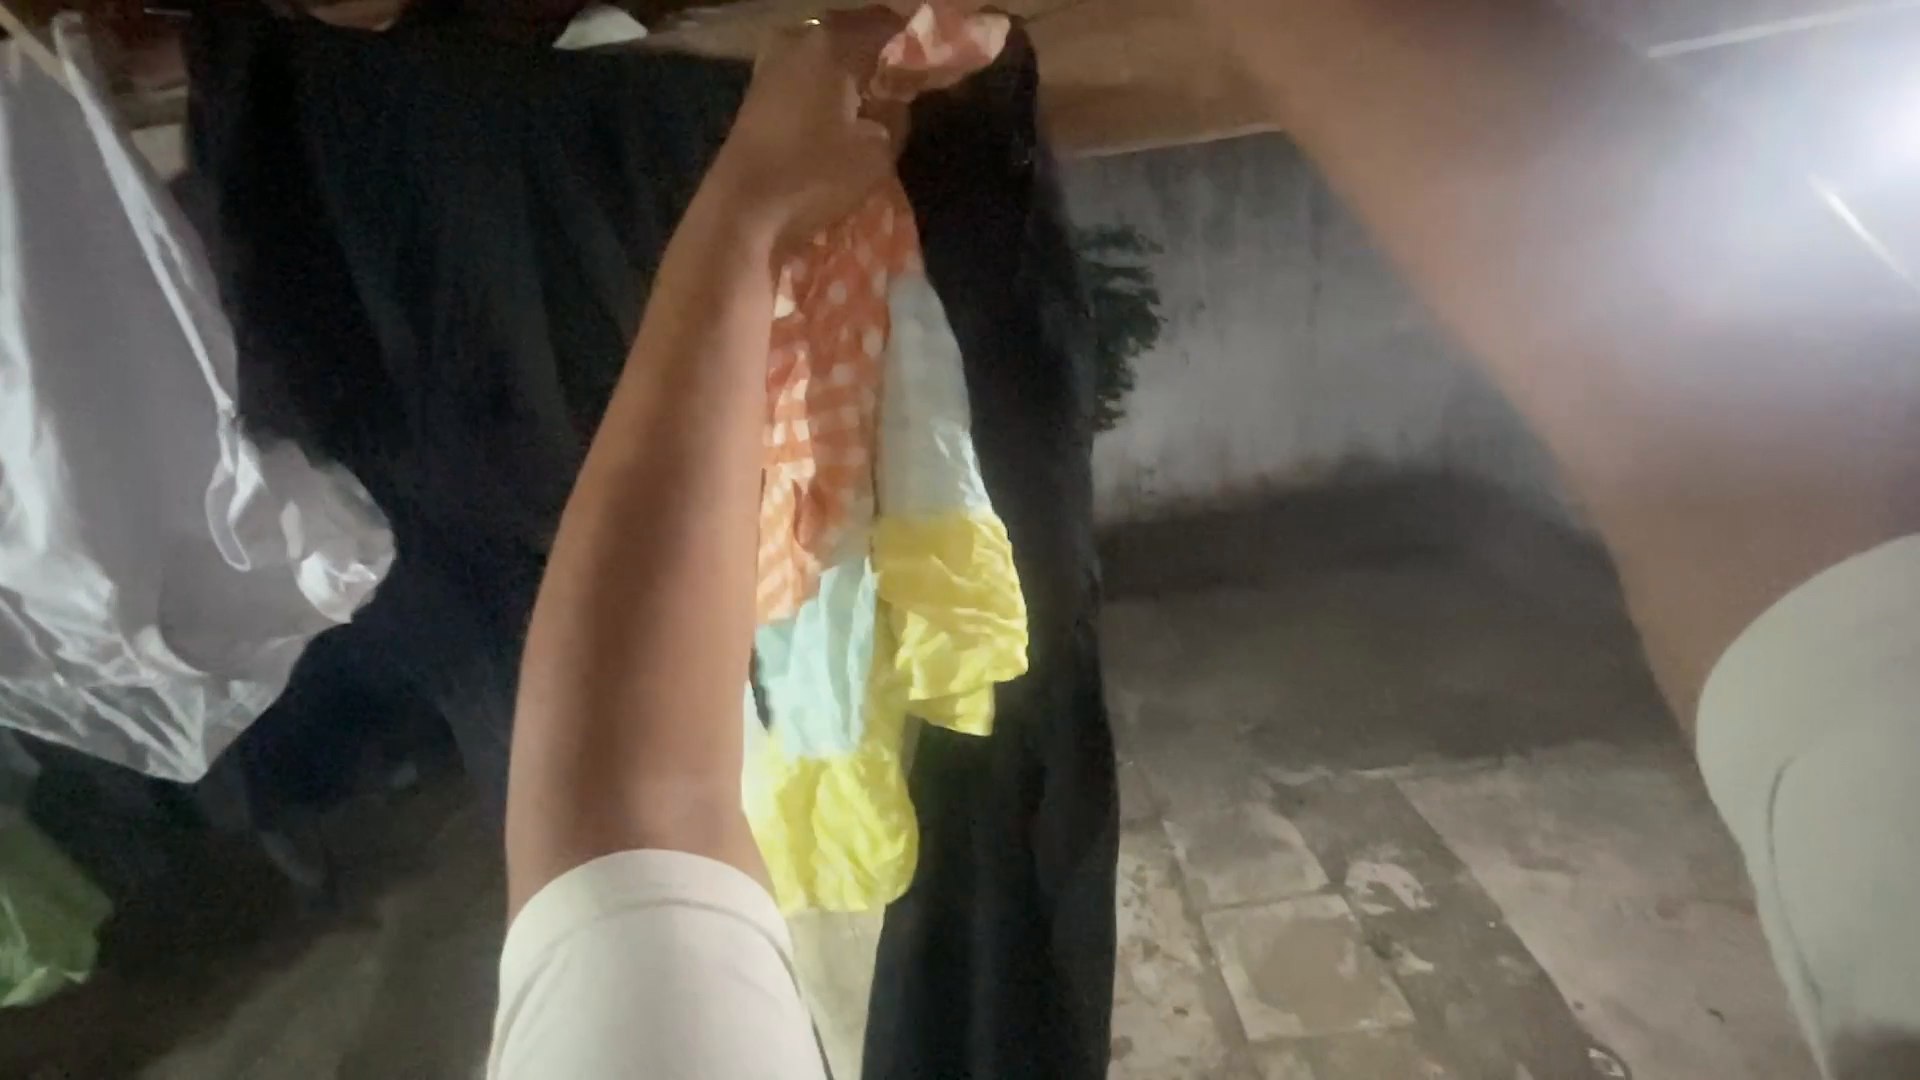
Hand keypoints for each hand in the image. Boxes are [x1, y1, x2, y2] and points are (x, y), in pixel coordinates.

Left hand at [707, 8, 909, 252]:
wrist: (744, 209)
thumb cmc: (815, 177)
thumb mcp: (877, 154)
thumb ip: (895, 118)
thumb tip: (894, 102)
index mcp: (833, 42)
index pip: (888, 25)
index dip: (915, 47)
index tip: (934, 70)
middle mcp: (799, 36)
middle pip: (853, 34)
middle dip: (881, 56)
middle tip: (906, 86)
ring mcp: (772, 60)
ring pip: (826, 54)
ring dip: (852, 72)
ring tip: (874, 103)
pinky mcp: (758, 89)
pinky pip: (805, 75)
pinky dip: (827, 86)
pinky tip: (840, 113)